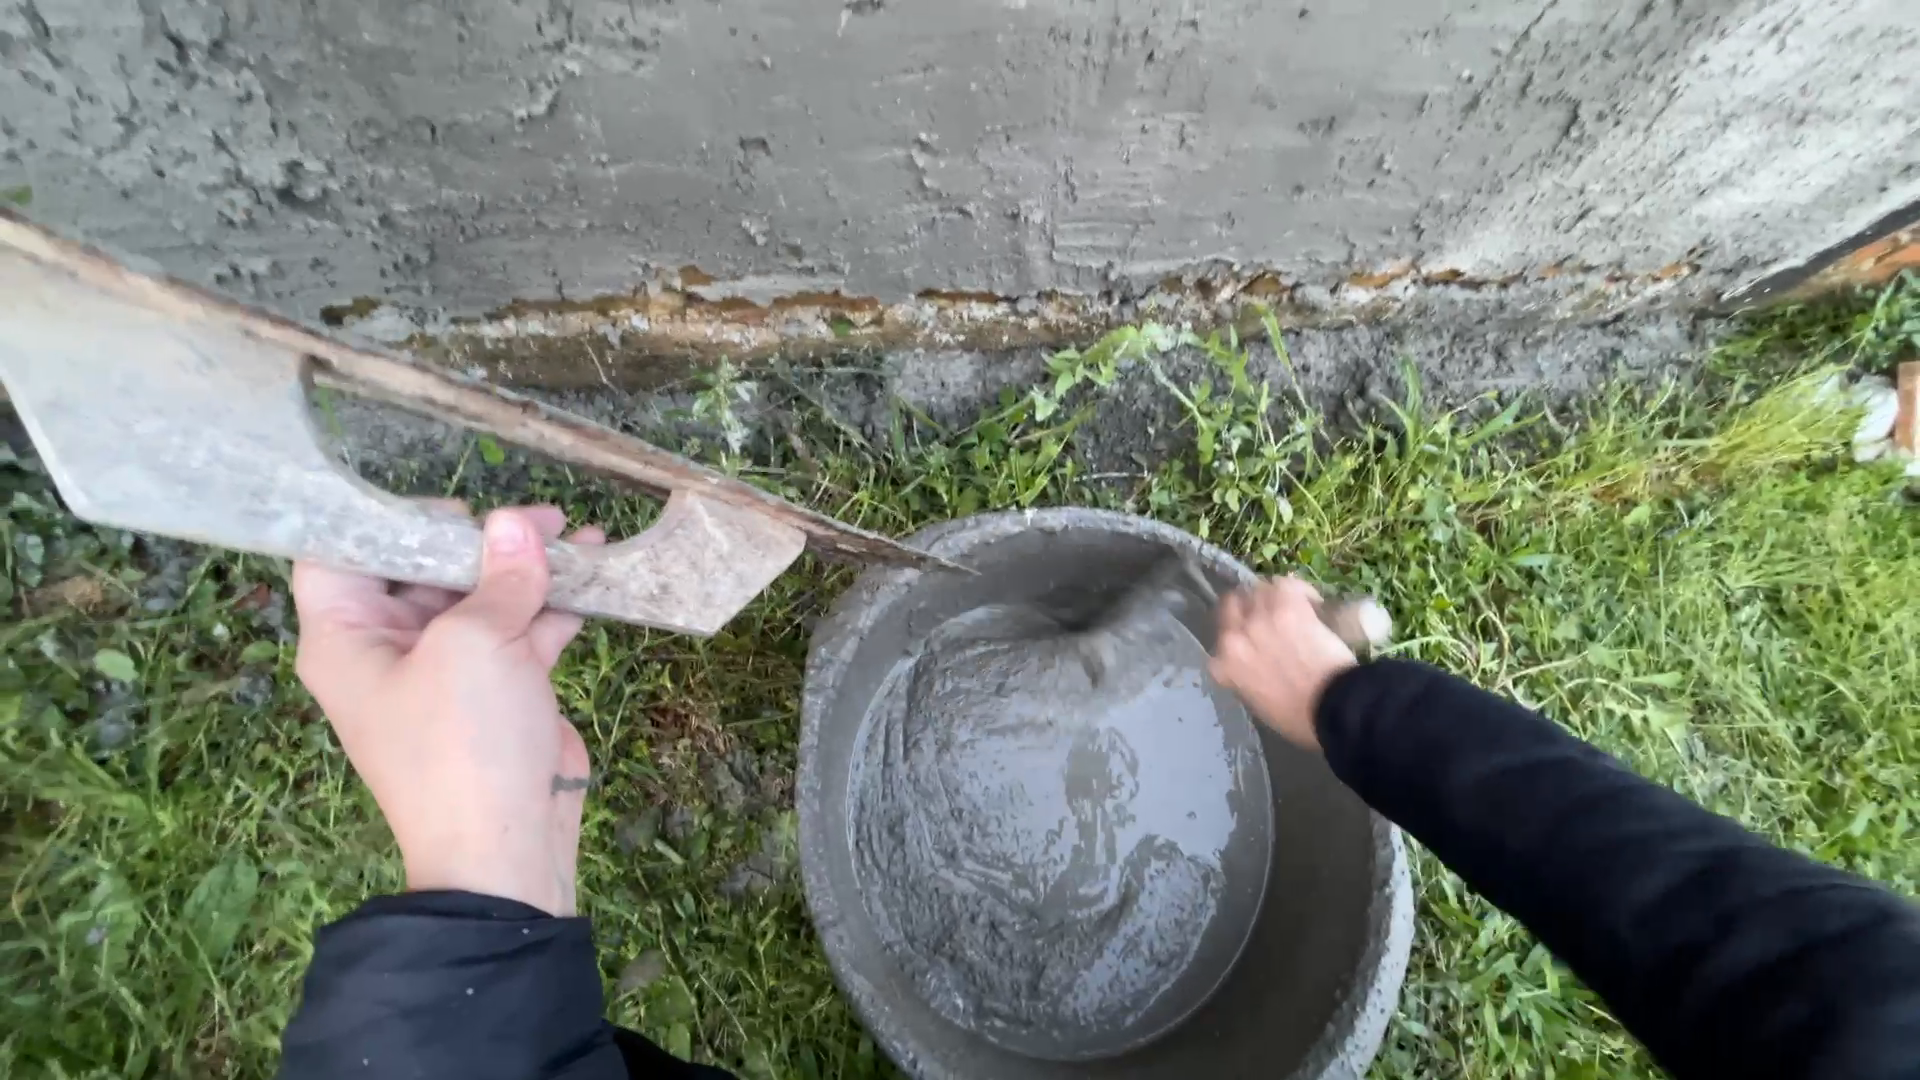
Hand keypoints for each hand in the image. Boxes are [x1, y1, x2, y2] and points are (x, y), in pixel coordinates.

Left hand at [291, 504, 604, 915]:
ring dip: (534, 569)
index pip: (344, 557)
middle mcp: (396, 647)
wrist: (506, 837)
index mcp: (350, 638)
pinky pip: (527, 629)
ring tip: (582, 535)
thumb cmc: (463, 736)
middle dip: (486, 541)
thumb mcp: (475, 643)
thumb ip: (500, 577)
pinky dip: (560, 604)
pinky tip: (598, 578)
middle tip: (541, 519)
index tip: (458, 508)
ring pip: (489, 598)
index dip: (391, 523)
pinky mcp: (506, 685)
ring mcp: (456, 668)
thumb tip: (517, 520)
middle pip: (430, 572)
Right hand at [1208, 576, 1356, 751]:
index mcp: (1224, 665)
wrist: (1335, 708)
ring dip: (1271, 598)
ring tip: (1291, 607)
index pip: (1221, 641)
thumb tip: (1254, 668)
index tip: (1253, 644)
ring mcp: (1260, 618)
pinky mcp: (1287, 605)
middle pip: (1231, 605)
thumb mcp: (1258, 703)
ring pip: (1257, 590)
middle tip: (1267, 617)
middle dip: (1247, 608)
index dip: (1238, 638)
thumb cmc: (1299, 718)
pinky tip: (1309, 601)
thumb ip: (1246, 679)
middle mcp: (1235, 636)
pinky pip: (1285, 583)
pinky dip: (1297, 590)